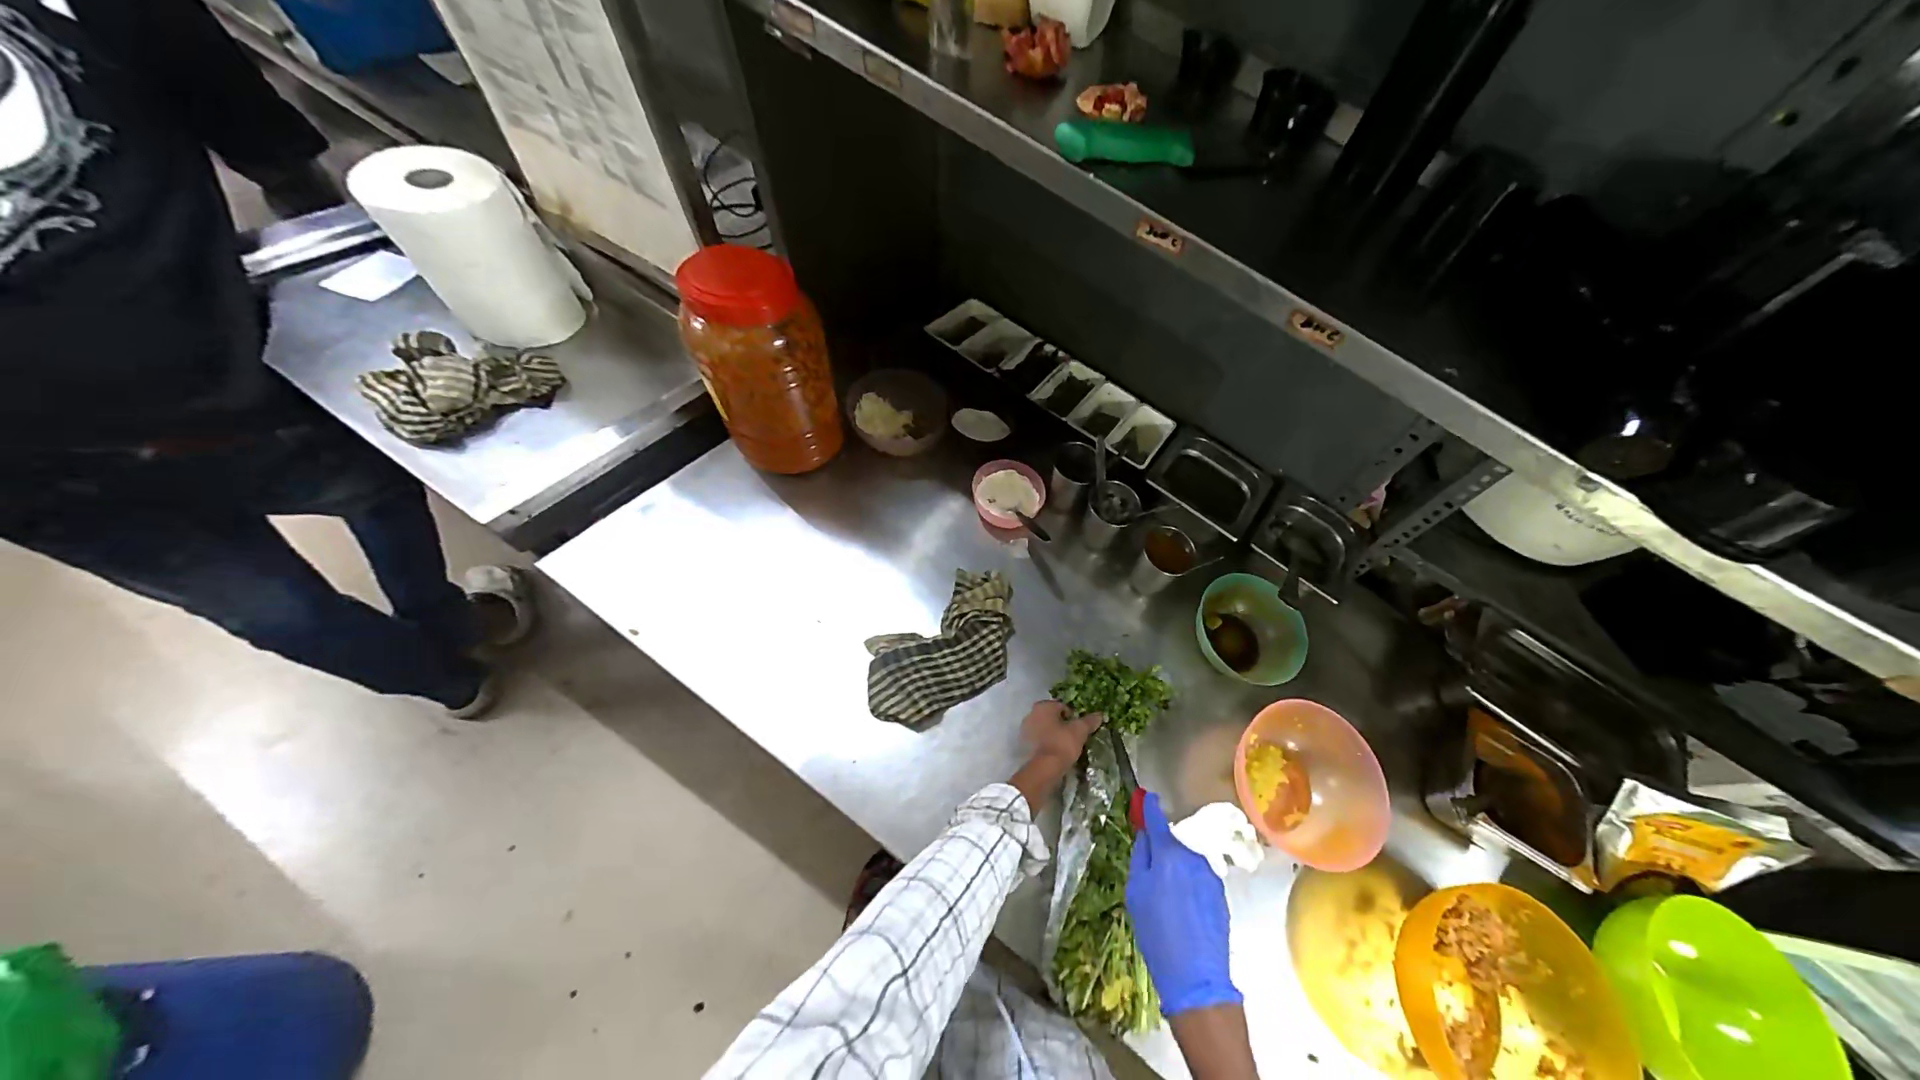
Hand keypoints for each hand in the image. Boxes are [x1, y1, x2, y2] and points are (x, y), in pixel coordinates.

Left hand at [1009, 701, 1101, 812]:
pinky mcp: (1023, 745)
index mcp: (1043, 706)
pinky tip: (1055, 753)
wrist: (1044, 769)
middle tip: (1073, 737)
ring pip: (1044, 729)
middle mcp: (1031, 714)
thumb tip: (1100, 715)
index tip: (1079, 728)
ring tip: (1065, 746)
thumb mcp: (1080, 731)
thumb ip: (1089, 721)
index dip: (1073, 716)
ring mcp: (1025, 730)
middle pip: (1051, 717)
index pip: (1062, 706)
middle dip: (1062, 725)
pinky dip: (1046, 744)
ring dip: (1053, 734)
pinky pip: (1039, 741)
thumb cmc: (1062, 743)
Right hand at [1127, 792, 1239, 1016]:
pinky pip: (1198, 876)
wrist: (1196, 975)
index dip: (1150, 807)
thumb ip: (1141, 857)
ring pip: (1187, 859)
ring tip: (1165, 893)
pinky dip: (1188, 881)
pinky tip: (1181, 905)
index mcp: (1169, 852)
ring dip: (1176, 865)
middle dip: (1162, 845)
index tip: (1146, 796)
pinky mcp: (1220, 893)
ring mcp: (1210, 874)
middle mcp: (1193, 856)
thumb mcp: (1136, 891)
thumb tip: (1146, 835)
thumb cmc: (1157, 931)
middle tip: (1149, 866)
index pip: (1157, 820)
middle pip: (1174, 841)